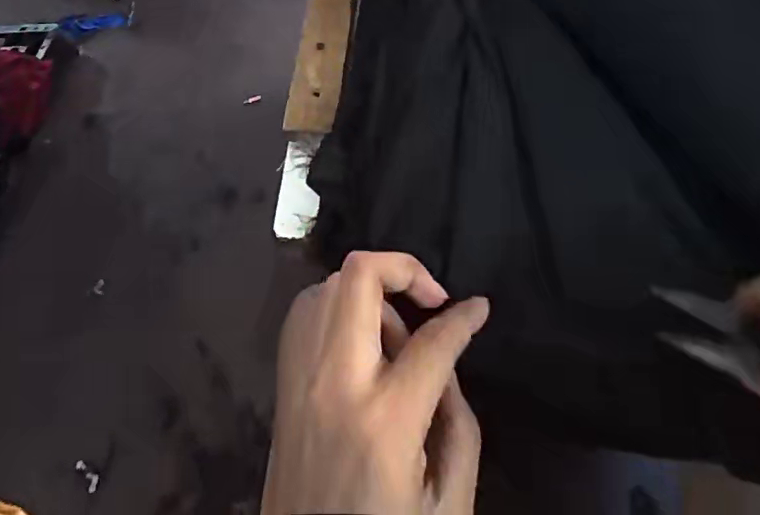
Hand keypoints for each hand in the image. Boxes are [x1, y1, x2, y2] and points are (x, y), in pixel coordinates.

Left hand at [262, 251, 489, 514]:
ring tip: (395, 337)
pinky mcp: (280, 374)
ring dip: (371, 293)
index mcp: (384, 422)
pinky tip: (359, 341)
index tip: (479, 307)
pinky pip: (309, 307)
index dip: (463, 318)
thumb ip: (460, 425)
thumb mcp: (446, 502)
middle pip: (360, 277)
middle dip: (404, 268)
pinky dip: (338, 305)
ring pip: (331, 284)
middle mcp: (335, 381)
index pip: (431, 343)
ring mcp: (299, 372)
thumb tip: (447, 359)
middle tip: (433, 298)